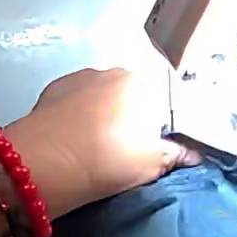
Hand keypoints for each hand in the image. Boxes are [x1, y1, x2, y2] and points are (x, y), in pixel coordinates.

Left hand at [5, 68, 199, 216]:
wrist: (42, 165)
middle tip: (129, 150)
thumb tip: (195, 153)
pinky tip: (76, 139)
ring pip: (102, 97)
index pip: (164, 100)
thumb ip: (177, 154)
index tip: (159, 146)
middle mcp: (111, 71)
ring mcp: (78, 78)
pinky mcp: (52, 91)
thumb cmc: (105, 161)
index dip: (164, 125)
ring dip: (105, 115)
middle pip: (132, 95)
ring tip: (99, 146)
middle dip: (134, 117)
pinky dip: (80, 116)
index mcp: (140, 82)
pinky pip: (76, 102)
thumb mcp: (151, 164)